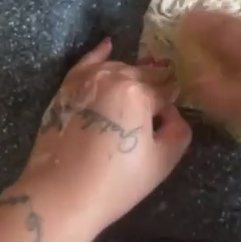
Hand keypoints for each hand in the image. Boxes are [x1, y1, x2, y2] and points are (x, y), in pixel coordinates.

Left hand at [15, 39, 191, 233]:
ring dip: (131, 75)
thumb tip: (173, 112)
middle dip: (154, 86)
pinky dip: (100, 54)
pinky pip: (88, 62)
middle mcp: (114, 77)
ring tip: (138, 88)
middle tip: (158, 103)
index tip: (171, 113)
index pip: (165, 91)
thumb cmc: (115, 183)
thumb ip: (179, 131)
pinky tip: (108, 46)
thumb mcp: (161, 163)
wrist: (60, 195)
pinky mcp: (67, 87)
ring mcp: (88, 79)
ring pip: (119, 68)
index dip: (171, 104)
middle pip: (143, 75)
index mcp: (139, 92)